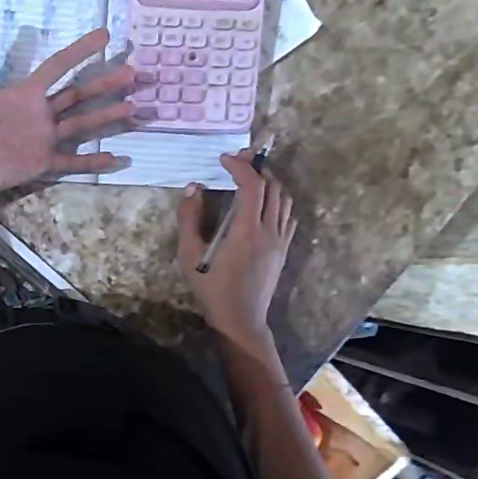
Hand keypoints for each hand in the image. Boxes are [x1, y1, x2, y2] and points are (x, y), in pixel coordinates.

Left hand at [0, 0, 137, 200]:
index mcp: (24, 94)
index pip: (58, 66)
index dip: (80, 50)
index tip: (104, 35)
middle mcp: (39, 115)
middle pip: (79, 95)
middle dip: (106, 84)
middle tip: (134, 73)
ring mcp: (43, 140)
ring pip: (83, 125)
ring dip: (108, 117)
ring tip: (134, 108)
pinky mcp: (41, 164)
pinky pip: (72, 163)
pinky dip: (93, 162)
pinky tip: (116, 158)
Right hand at [176, 150, 296, 346]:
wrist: (240, 319)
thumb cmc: (212, 289)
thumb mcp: (189, 256)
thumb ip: (189, 219)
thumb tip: (192, 188)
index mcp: (245, 230)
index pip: (252, 185)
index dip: (240, 166)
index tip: (225, 158)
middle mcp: (268, 231)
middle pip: (272, 186)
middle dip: (257, 167)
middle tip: (239, 160)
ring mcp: (280, 241)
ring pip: (285, 199)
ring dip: (270, 182)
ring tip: (252, 177)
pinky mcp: (284, 250)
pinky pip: (288, 217)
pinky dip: (279, 201)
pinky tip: (265, 204)